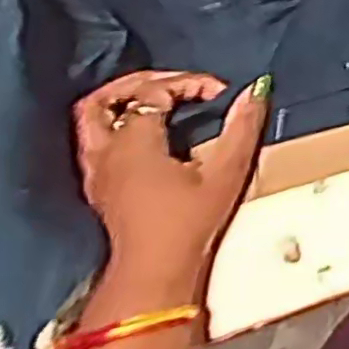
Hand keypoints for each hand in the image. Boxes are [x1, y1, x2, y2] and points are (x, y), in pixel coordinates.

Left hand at [72, 71, 269, 291]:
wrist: (155, 267)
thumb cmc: (193, 219)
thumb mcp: (228, 170)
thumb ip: (243, 126)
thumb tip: (256, 88)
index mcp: (134, 146)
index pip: (152, 93)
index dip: (189, 83)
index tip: (221, 92)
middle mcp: (105, 153)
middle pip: (103, 99)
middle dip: (145, 81)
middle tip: (183, 82)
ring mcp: (96, 169)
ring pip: (92, 117)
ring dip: (127, 98)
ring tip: (166, 96)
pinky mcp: (99, 181)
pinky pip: (98, 135)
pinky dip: (123, 118)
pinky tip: (155, 126)